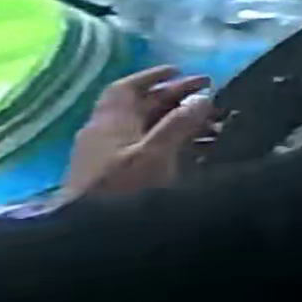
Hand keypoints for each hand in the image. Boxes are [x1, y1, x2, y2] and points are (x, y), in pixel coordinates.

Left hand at [61, 66, 213, 201]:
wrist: (88, 232)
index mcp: (110, 123)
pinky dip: (175, 137)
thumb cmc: (121, 188)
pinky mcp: (119, 172)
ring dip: (179, 117)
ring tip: (213, 119)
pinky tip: (198, 145)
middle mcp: (107, 133)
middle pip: (140, 105)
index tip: (182, 69)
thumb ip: (179, 124)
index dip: (152, 76)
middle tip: (209, 91)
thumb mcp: (155, 154)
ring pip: (147, 125)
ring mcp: (111, 154)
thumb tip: (203, 98)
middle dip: (174, 95)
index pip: (126, 89)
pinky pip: (149, 144)